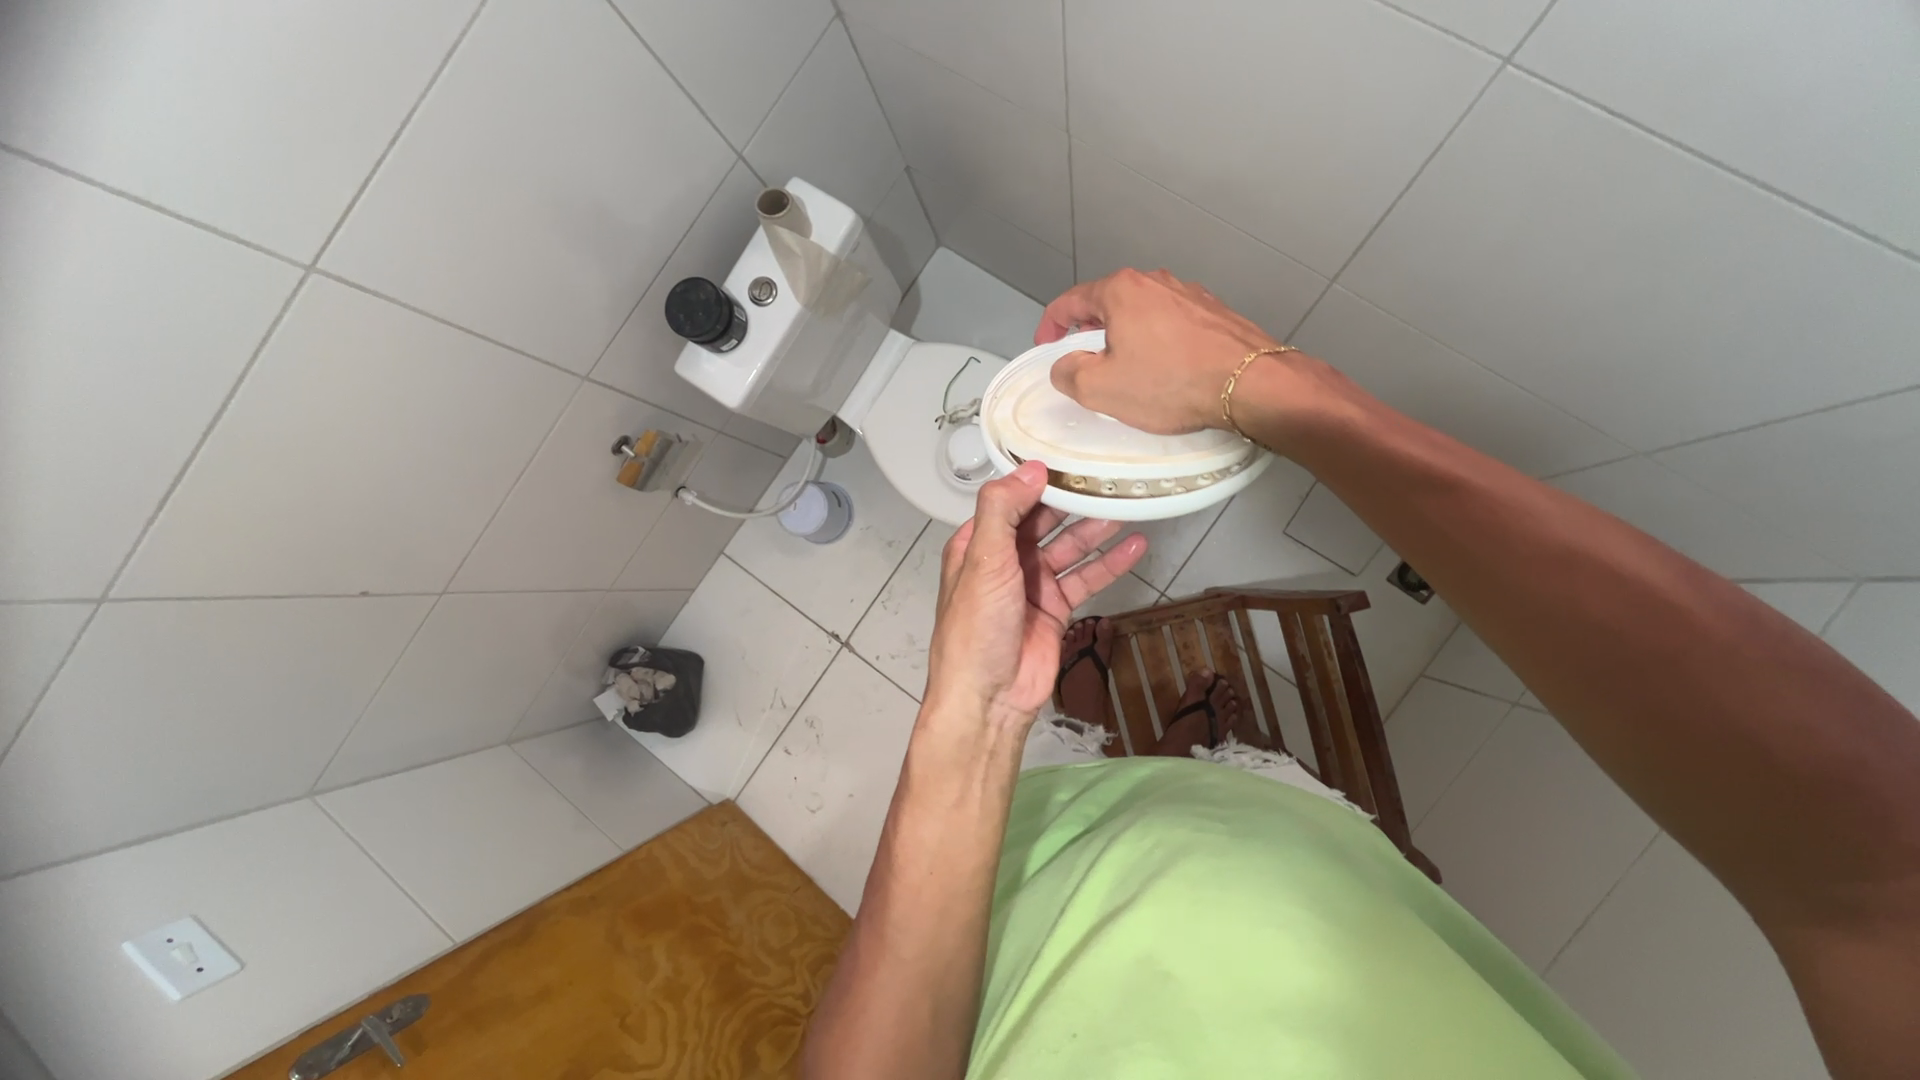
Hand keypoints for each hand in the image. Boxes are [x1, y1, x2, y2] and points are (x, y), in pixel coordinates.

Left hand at [924, 461, 1146, 730]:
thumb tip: (1031, 468)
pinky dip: (1109, 564)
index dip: (1039, 479)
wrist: (989, 698)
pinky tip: (1134, 547)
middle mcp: (1005, 560)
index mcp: (977, 544)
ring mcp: (1032, 585)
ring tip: (1128, 504)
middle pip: (1044, 520)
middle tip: (1109, 478)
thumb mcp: (983, 561)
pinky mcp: (1056, 609)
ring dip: (1096, 529)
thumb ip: (1003, 510)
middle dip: (1074, 501)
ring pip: (1069, 547)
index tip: (1073, 457)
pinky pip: (1086, 579)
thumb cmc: (974, 630)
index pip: (1011, 500)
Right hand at [1037, 267, 1285, 435]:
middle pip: (1107, 304)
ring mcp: (1188, 294)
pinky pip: (1171, 326)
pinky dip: (1158, 344)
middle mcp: (1155, 282)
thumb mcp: (1101, 388)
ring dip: (1126, 339)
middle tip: (1085, 365)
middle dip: (1090, 333)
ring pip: (1141, 314)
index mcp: (1120, 290)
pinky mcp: (1213, 313)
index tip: (1046, 347)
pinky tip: (1165, 372)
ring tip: (1129, 373)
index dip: (1050, 326)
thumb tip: (1065, 366)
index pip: (1069, 301)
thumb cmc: (1174, 383)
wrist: (1250, 385)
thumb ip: (1069, 374)